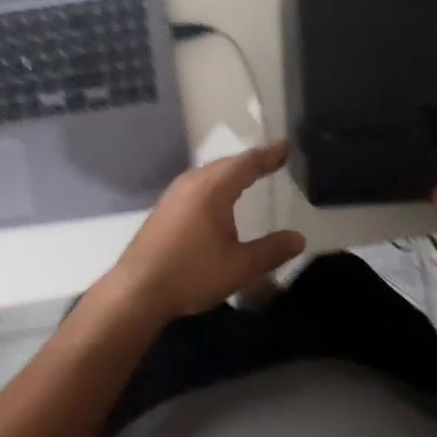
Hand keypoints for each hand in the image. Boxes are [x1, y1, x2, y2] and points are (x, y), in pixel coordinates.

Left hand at [106, 142, 306, 322]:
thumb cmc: (191, 274)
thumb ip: (272, 250)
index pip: (247, 163)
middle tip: (275, 159)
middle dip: (252, 161)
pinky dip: (217, 184)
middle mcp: (192, 183)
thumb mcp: (240, 267)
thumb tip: (299, 238)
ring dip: (232, 172)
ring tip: (252, 174)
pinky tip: (220, 199)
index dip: (269, 154)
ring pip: (210, 174)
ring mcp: (174, 194)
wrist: (137, 290)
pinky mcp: (165, 208)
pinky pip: (198, 185)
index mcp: (212, 188)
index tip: (287, 146)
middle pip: (227, 164)